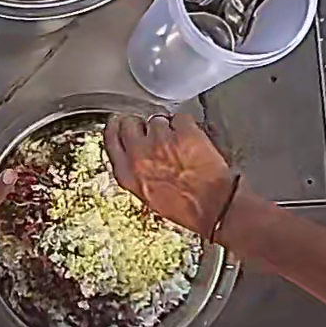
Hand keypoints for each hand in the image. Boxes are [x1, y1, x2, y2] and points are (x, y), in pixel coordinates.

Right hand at [104, 113, 239, 235]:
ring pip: (157, 120)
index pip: (111, 140)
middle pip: (129, 123)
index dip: (116, 128)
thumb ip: (135, 173)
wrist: (215, 206)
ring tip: (179, 146)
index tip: (119, 123)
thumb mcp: (148, 197)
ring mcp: (161, 140)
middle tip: (152, 133)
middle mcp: (140, 155)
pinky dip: (186, 126)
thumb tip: (134, 157)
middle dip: (140, 125)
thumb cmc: (185, 208)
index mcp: (128, 174)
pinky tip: (192, 141)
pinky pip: (179, 118)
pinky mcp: (183, 131)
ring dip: (167, 129)